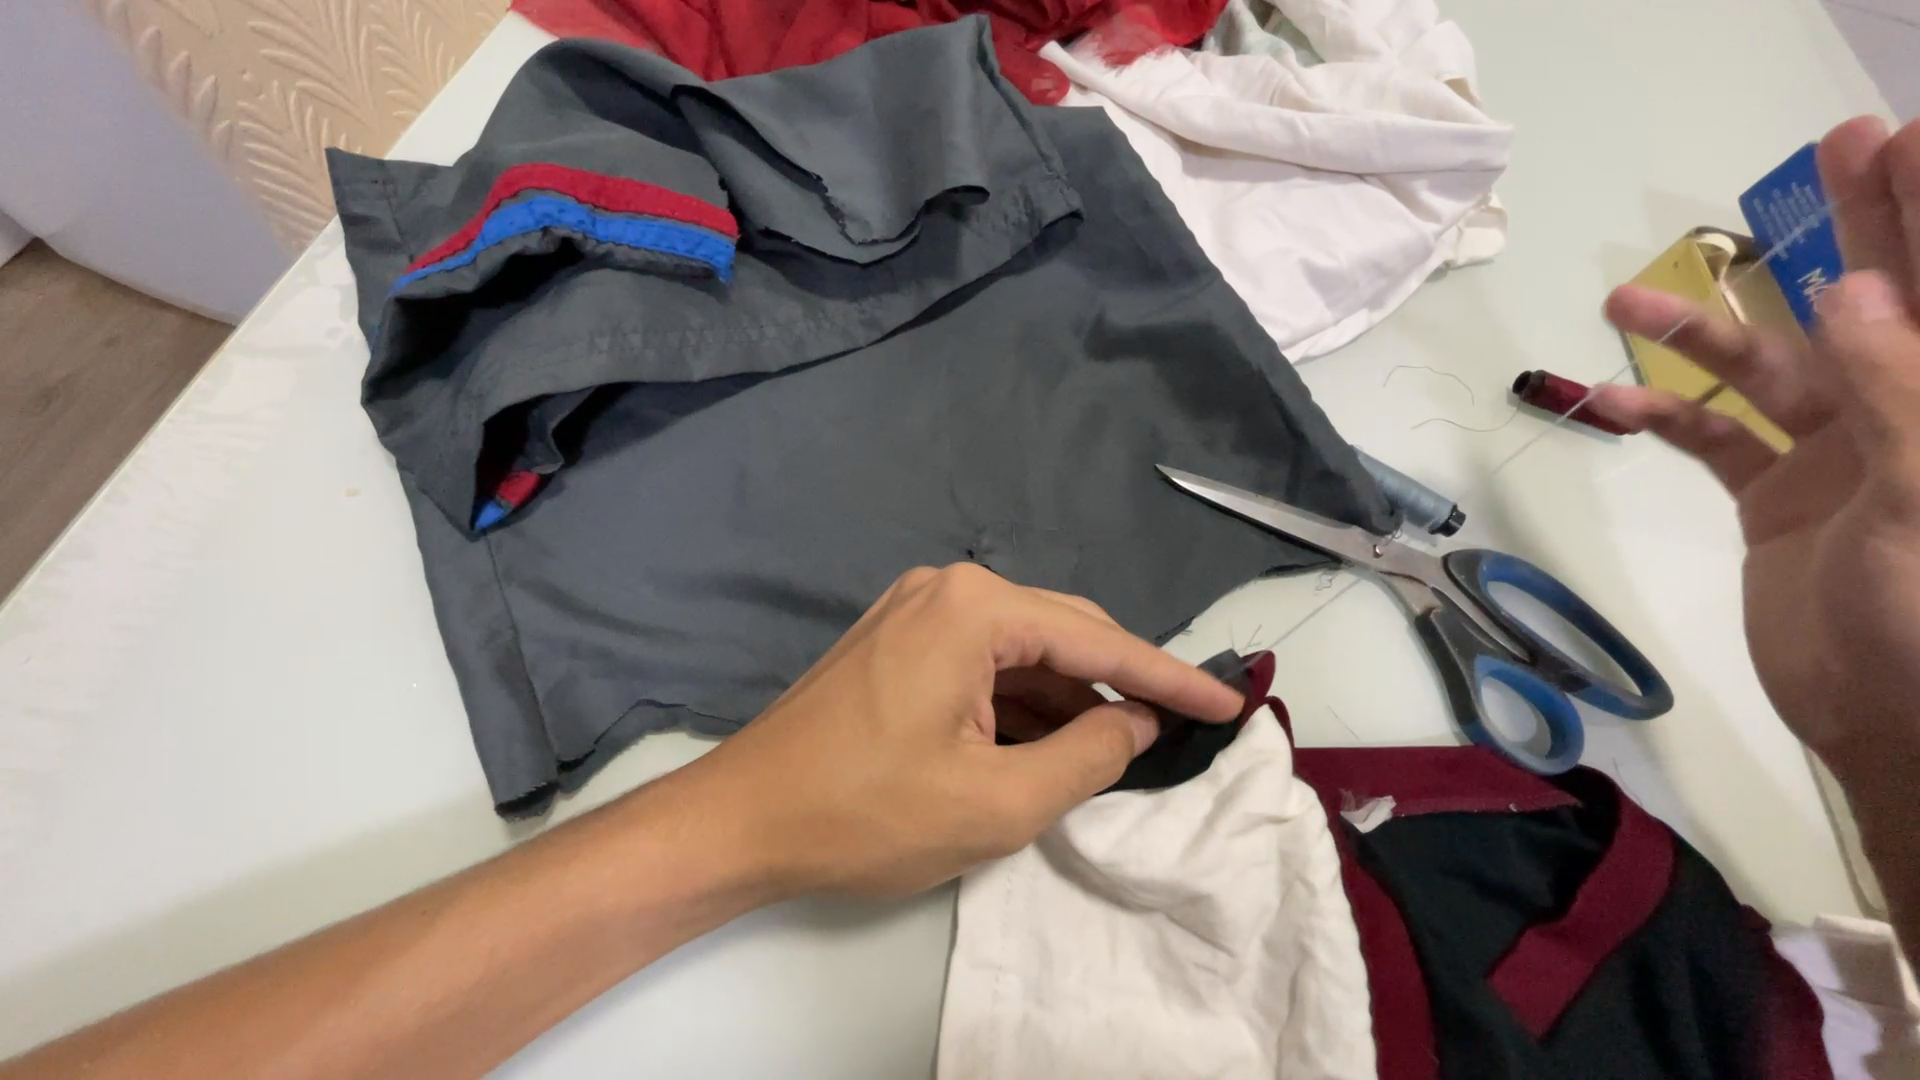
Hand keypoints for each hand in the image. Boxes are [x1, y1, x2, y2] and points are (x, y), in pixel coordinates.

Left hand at [675, 563, 1242, 898]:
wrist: (740, 820)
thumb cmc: (866, 813)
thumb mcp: (996, 801)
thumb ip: (1087, 756)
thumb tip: (1134, 721)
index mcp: (973, 608)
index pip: (1097, 639)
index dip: (1168, 677)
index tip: (1228, 701)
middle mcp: (945, 589)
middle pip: (1060, 633)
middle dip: (1118, 683)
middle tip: (1177, 727)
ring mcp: (915, 612)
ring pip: (1020, 653)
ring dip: (1066, 700)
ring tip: (1116, 748)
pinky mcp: (897, 642)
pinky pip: (981, 664)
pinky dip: (1020, 704)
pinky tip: (1048, 742)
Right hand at [1595, 116, 1919, 777]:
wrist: (1882, 716)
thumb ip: (1895, 394)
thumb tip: (1848, 293)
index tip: (1897, 144)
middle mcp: (1905, 412)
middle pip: (1873, 303)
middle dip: (1844, 231)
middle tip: (1822, 156)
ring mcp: (1837, 453)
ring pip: (1764, 370)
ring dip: (1698, 336)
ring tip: (1622, 302)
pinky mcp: (1772, 494)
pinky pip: (1707, 441)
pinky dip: (1660, 419)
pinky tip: (1613, 404)